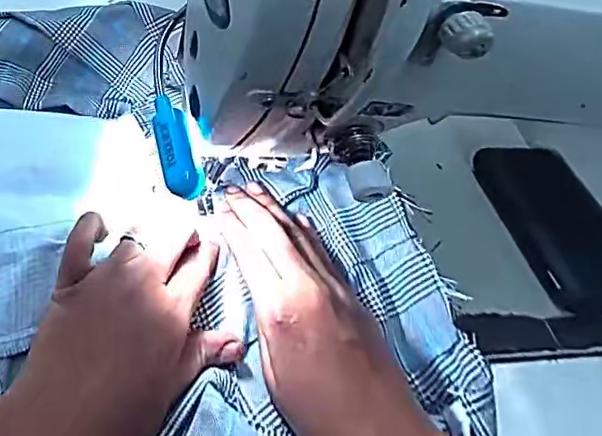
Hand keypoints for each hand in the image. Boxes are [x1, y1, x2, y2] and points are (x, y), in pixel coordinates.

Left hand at [0, 213, 242, 435]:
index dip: (207, 253)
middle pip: (170, 240)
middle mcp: (142, 282)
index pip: (198, 268)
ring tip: (145, 252)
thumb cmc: (123, 407)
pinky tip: (100, 229)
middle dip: (183, 234)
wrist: (64, 413)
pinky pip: (82, 235)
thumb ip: (201, 353)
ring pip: (131, 241)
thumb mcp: (170, 385)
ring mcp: (105, 274)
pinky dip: (91, 225)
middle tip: (185, 240)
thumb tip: (236, 340)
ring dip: (142, 243)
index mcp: (171, 310)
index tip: (210, 244)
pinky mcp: (72, 274)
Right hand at [219, 186, 435, 435]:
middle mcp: (309, 289)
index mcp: (281, 309)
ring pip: (298, 233)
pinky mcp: (352, 295)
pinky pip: (322, 249)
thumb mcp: (273, 371)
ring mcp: (334, 288)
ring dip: (274, 207)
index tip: (219, 211)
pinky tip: (297, 217)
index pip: (248, 250)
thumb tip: (256, 292)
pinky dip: (305, 229)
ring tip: (256, 190)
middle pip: (272, 231)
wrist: (383, 433)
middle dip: (247, 205)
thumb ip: (262, 323)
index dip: (231, 226)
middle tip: (230, 190)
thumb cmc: (325, 415)